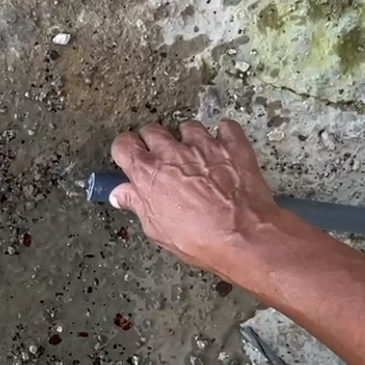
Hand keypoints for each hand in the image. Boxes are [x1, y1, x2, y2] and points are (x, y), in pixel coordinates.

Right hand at [109, 119, 290, 276]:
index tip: (130, 156)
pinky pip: (225, 127)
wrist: (244, 237)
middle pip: (152, 130)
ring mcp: (203, 146)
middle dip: (152, 142)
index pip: (123, 144)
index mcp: (149, 173)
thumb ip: (137, 205)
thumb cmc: (201, 238)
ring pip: (187, 126)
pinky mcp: (231, 146)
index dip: (125, 150)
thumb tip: (121, 195)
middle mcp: (173, 153)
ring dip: (187, 138)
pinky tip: (222, 147)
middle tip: (160, 159)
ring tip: (194, 155)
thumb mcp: (157, 229)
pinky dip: (222, 135)